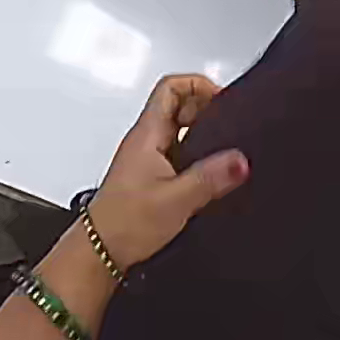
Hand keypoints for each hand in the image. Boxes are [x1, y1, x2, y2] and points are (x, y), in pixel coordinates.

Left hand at [86, 74, 248, 271]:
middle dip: (206, 108)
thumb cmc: (123, 225)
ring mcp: (147, 156)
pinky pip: (177, 150)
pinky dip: (196, 153)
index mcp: (147, 134)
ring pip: (178, 127)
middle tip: (227, 125)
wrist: (99, 254)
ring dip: (202, 132)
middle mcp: (146, 140)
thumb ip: (211, 177)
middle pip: (178, 103)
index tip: (222, 100)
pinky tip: (208, 173)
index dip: (198, 85)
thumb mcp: (176, 200)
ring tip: (222, 149)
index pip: (170, 87)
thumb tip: (241, 159)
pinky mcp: (151, 174)